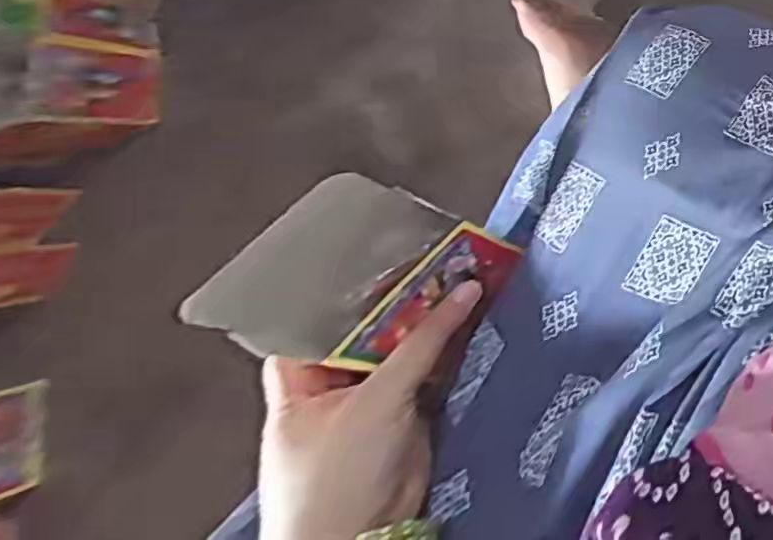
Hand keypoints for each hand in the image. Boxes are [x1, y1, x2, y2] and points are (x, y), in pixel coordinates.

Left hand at [258, 280, 482, 539]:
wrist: (365, 539)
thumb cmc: (340, 475)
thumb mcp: (379, 400)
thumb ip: (425, 341)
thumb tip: (468, 287)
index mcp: (299, 390)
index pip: (310, 330)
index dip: (341, 296)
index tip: (379, 260)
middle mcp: (332, 391)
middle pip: (367, 335)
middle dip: (403, 302)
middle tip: (438, 262)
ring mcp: (371, 403)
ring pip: (403, 351)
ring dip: (432, 322)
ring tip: (464, 278)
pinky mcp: (406, 413)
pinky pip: (428, 369)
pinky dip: (449, 346)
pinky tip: (472, 316)